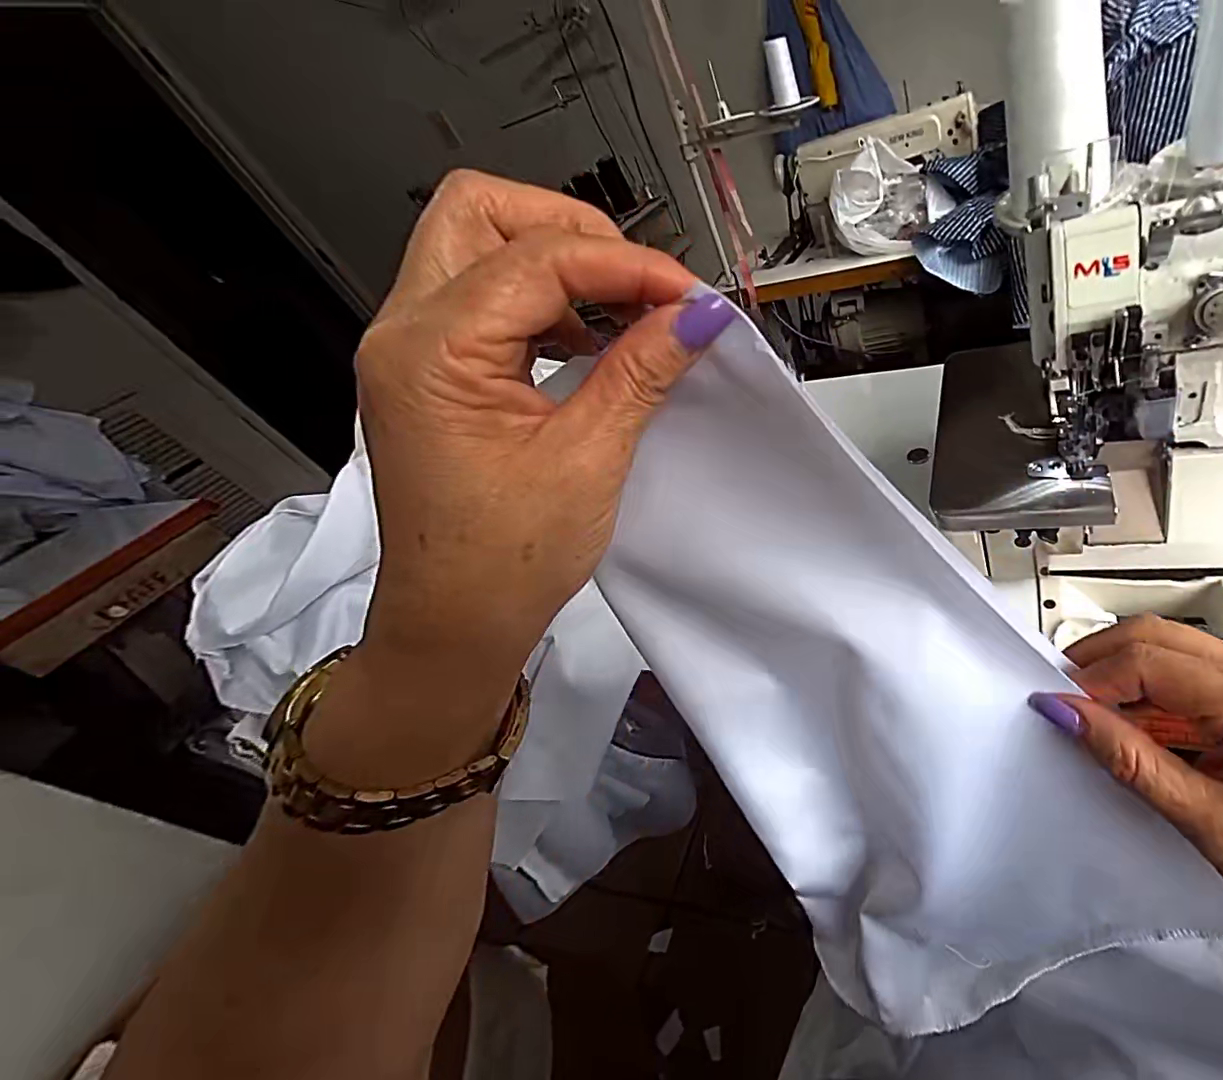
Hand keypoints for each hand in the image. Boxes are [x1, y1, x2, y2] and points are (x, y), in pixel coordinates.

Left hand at [353, 170, 731, 674]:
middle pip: (484, 215)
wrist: (460, 616)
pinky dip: (554, 303)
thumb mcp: (590, 457)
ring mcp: (421, 349)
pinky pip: (495, 299)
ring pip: (485, 249)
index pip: (541, 260)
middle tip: (647, 284)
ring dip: (567, 266)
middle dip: (577, 235)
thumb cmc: (509, 556)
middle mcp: (408, 332)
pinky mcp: (444, 371)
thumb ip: (641, 372)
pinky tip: (597, 343)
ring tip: (632, 314)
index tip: (694, 297)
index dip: (630, 267)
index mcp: (434, 352)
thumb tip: (696, 317)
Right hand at [1031, 615, 1222, 957]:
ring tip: (1091, 715)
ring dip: (1127, 673)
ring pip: (1177, 649)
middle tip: (1062, 698)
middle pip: (1162, 637)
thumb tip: (1075, 717)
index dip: (1094, 680)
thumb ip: (1135, 761)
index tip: (1057, 706)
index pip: (1154, 660)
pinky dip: (1155, 690)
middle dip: (1102, 661)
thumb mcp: (1214, 827)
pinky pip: (1198, 674)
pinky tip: (1133, 722)